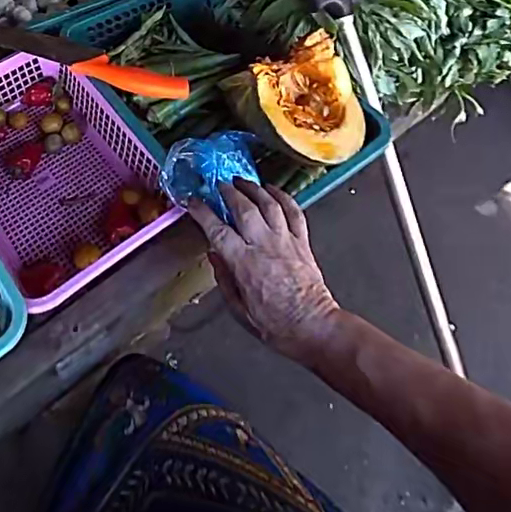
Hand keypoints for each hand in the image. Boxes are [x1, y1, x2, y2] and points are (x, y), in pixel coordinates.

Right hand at [188, 179, 342, 362]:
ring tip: (242, 181)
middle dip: (228, 191)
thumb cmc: (277, 325)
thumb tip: (214, 256)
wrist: (317, 330)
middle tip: (219, 184)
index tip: (193, 201)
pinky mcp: (303, 243)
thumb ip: (223, 279)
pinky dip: (284, 197)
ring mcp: (285, 241)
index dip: (202, 212)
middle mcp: (264, 246)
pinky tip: (274, 190)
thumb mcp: (239, 309)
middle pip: (243, 208)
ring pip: (268, 204)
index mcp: (244, 263)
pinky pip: (294, 212)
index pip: (217, 229)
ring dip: (253, 188)